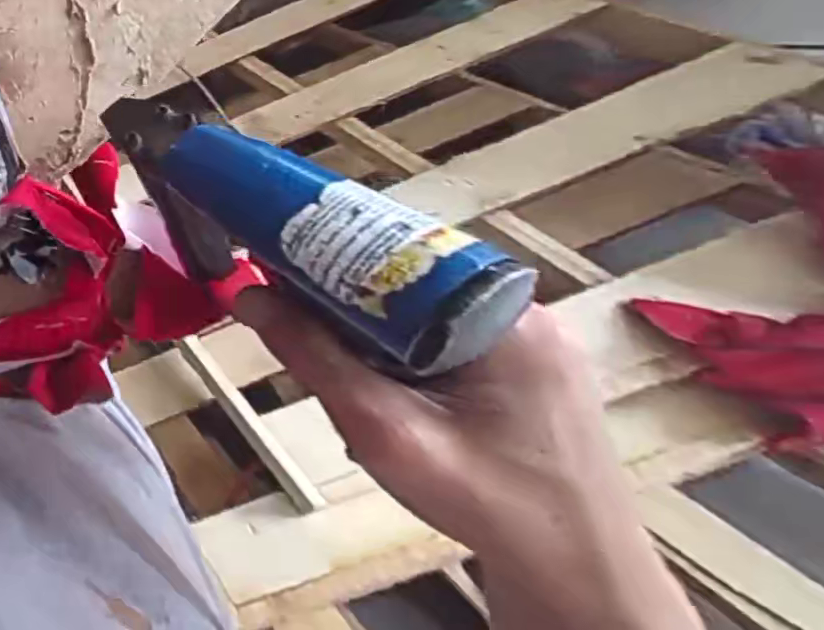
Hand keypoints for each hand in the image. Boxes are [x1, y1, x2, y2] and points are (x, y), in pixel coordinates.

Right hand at [234, 288, 699, 629]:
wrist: (579, 580)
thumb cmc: (487, 504)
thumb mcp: (383, 429)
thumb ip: (312, 355)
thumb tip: (244, 293)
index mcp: (501, 313)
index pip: (392, 248)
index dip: (324, 245)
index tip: (265, 251)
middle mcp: (515, 306)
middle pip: (397, 268)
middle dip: (334, 286)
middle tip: (284, 308)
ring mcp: (519, 331)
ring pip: (407, 294)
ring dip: (355, 311)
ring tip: (319, 343)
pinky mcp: (513, 355)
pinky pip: (427, 318)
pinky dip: (382, 331)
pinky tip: (364, 366)